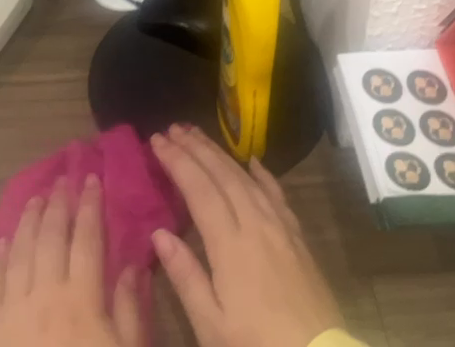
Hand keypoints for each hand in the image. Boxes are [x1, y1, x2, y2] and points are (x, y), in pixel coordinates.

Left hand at [0, 175, 143, 346]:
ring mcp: (11, 313)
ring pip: (19, 254)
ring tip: (36, 199)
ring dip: (28, 222)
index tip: (92, 178)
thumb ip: (129, 311)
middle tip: (63, 179)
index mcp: (81, 300)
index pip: (87, 239)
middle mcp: (44, 296)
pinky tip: (3, 242)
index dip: (90, 206)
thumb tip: (133, 264)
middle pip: (50, 239)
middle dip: (58, 205)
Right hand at [149, 126, 343, 346]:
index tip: (157, 140)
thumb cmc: (256, 343)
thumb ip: (185, 276)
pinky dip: (261, 173)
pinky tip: (252, 161)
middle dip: (195, 148)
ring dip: (221, 154)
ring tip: (199, 135)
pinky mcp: (297, 236)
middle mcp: (255, 224)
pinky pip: (276, 193)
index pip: (199, 190)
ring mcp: (280, 227)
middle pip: (222, 175)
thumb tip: (158, 233)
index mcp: (229, 245)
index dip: (177, 162)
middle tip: (172, 128)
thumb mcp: (211, 323)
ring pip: (246, 178)